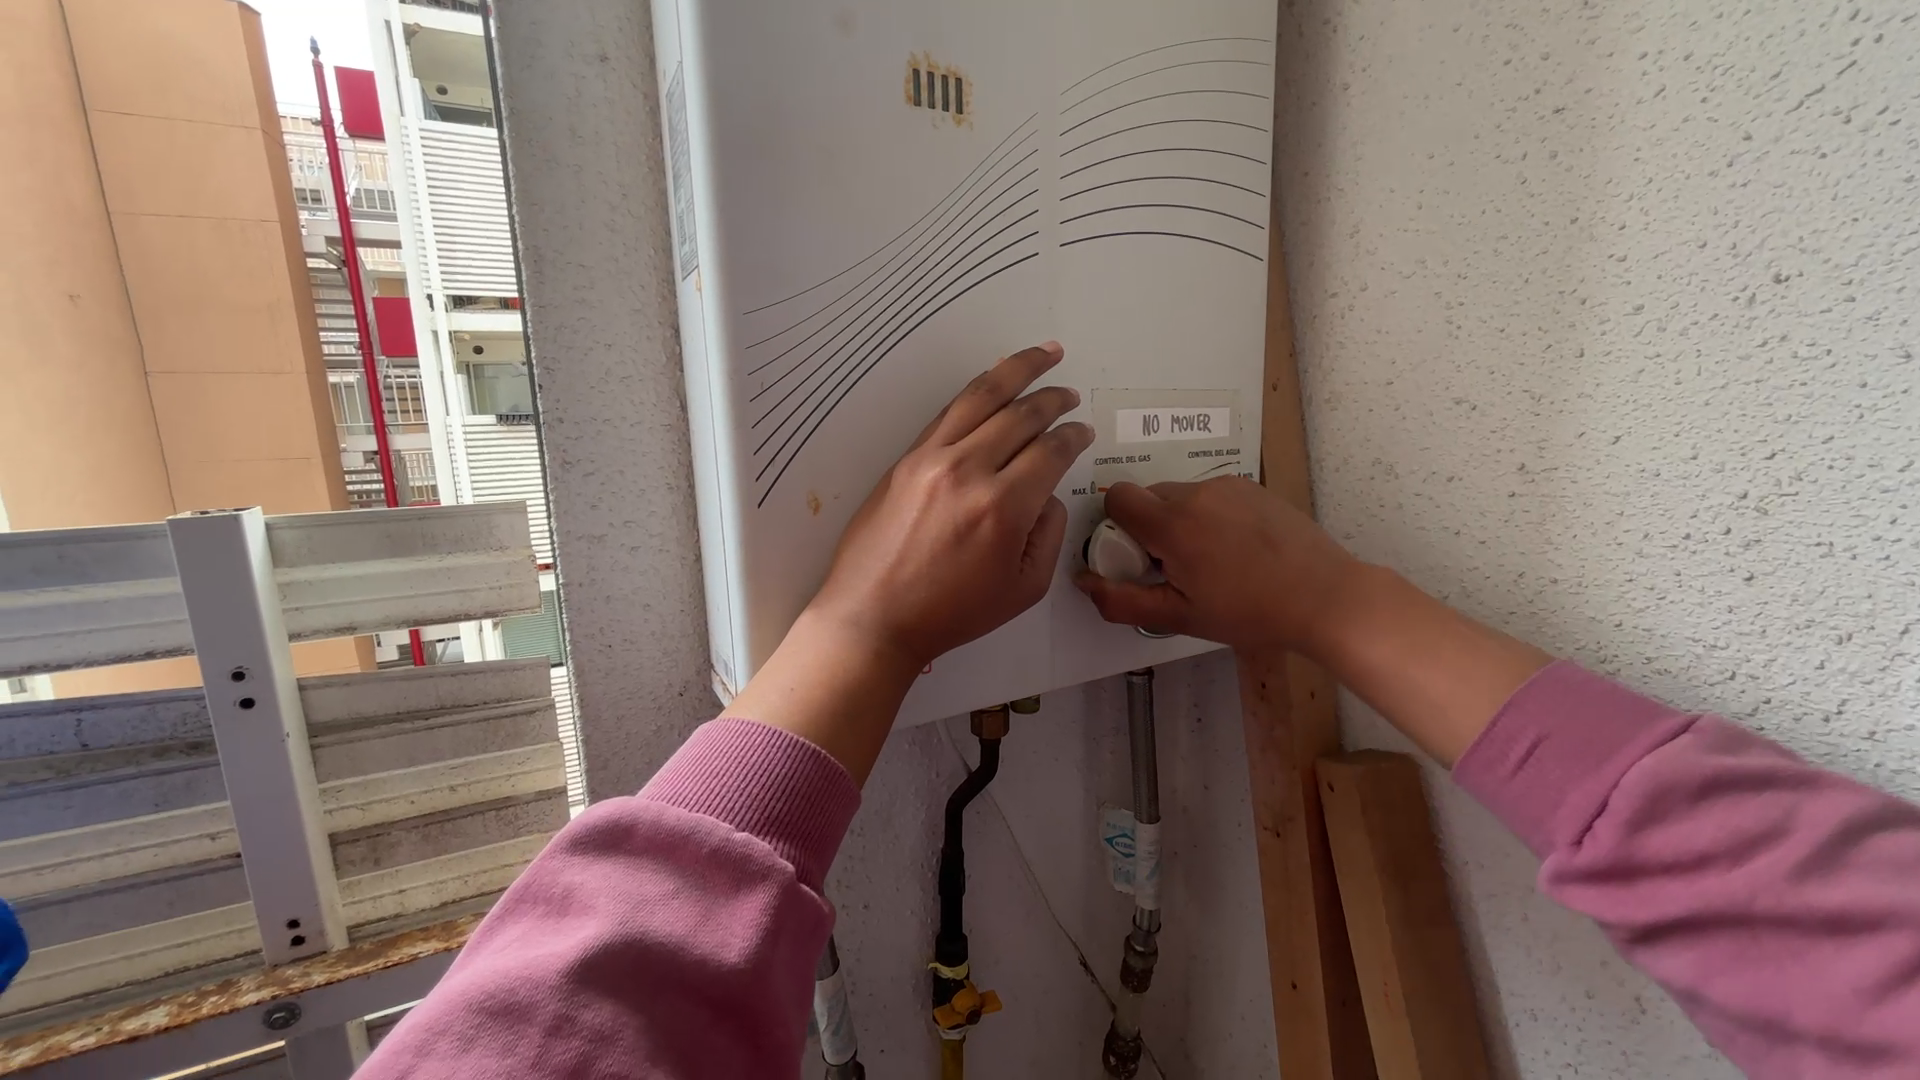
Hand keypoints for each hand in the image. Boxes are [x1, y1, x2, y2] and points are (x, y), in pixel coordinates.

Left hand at [807, 341, 1093, 670]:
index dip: (1074, 436)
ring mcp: (931, 459)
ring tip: (1043, 354)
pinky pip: (948, 412)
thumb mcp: (1024, 588)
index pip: (1051, 450)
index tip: (1083, 431)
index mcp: (1004, 507)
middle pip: (1021, 414)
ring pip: (981, 397)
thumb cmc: (952, 612)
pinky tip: (991, 386)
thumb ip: (1048, 533)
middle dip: (1053, 397)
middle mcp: (968, 470)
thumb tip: (1048, 493)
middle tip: (1069, 393)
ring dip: (1016, 369)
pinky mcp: (906, 459)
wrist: (874, 615)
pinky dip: (976, 392)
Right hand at [1074, 476, 1361, 653]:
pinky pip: (1211, 494)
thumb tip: (1083, 582)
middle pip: (1147, 496)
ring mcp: (1228, 486)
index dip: (1116, 526)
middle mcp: (1196, 493)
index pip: (1116, 496)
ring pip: (1180, 495)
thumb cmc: (1249, 612)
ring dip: (1179, 521)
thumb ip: (1122, 601)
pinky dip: (1209, 515)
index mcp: (1173, 524)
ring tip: (1211, 561)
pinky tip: (1237, 549)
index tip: (1138, 557)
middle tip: (1176, 567)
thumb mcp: (1179, 617)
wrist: (1325, 597)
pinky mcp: (1253, 487)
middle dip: (1149, 527)